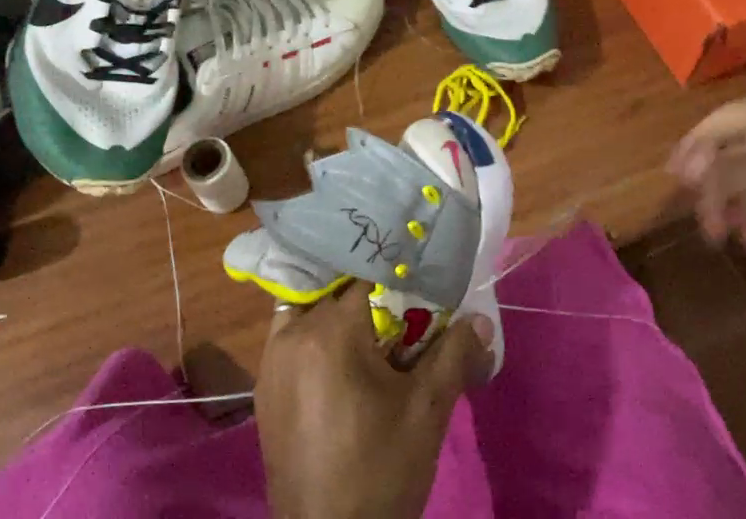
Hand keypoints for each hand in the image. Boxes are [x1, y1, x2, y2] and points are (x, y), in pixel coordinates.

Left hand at [256, 281, 493, 518]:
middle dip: (374, 296)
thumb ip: (454, 353)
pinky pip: (293, 339)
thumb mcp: (427, 409)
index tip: (425, 281)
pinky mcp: (265, 390)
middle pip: (339, 291)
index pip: (368, 276)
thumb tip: (481, 320)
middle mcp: (291, 334)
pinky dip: (319, 336)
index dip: (401, 276)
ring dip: (342, 312)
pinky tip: (348, 360)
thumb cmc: (381, 470)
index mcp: (329, 331)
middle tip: (408, 310)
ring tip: (377, 331)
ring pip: (311, 310)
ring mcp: (271, 362)